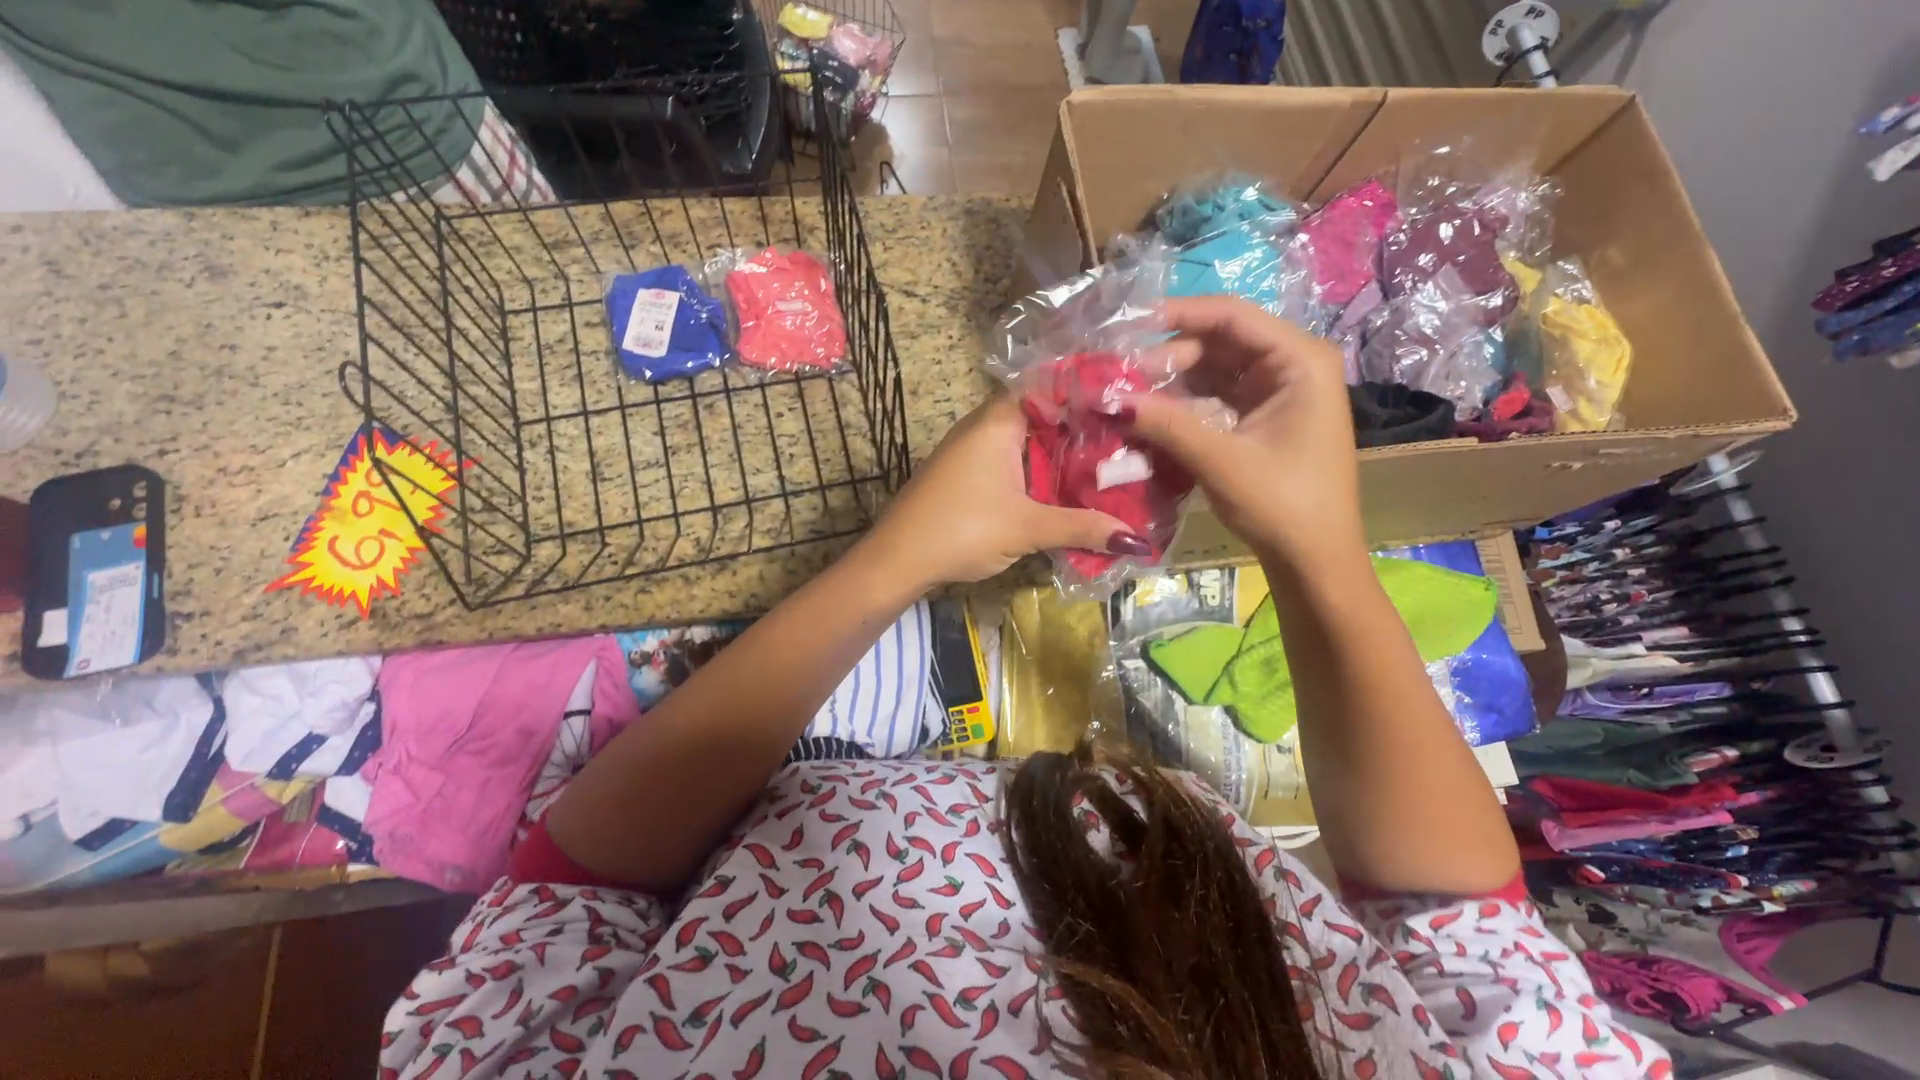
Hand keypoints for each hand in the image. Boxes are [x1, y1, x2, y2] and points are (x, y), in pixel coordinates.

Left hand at [862, 393, 1143, 585]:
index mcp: (998, 421)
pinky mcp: (967, 473)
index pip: (1050, 385)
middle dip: (1082, 427)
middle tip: (1130, 437)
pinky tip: (1067, 488)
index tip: (1129, 402)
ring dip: (1061, 452)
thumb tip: (1138, 541)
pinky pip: (1013, 460)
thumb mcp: (1027, 529)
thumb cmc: (961, 530)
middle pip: (1042, 413)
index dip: (1089, 391)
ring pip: (1027, 440)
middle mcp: (984, 426)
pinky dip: (1040, 470)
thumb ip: (1082, 528)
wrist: (897, 560)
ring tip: (1110, 461)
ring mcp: (973, 449)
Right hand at [1122, 296, 1363, 569]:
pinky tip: (1152, 413)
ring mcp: (1280, 391)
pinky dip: (1186, 401)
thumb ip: (1165, 422)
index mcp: (1299, 360)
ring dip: (1173, 379)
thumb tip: (1106, 398)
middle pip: (1221, 340)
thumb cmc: (1283, 504)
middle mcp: (1293, 364)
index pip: (1231, 316)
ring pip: (1215, 368)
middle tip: (1121, 376)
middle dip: (1169, 354)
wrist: (1316, 560)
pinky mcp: (1266, 416)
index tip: (1127, 326)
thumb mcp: (1220, 460)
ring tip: (1128, 394)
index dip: (1178, 315)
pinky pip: (1219, 394)